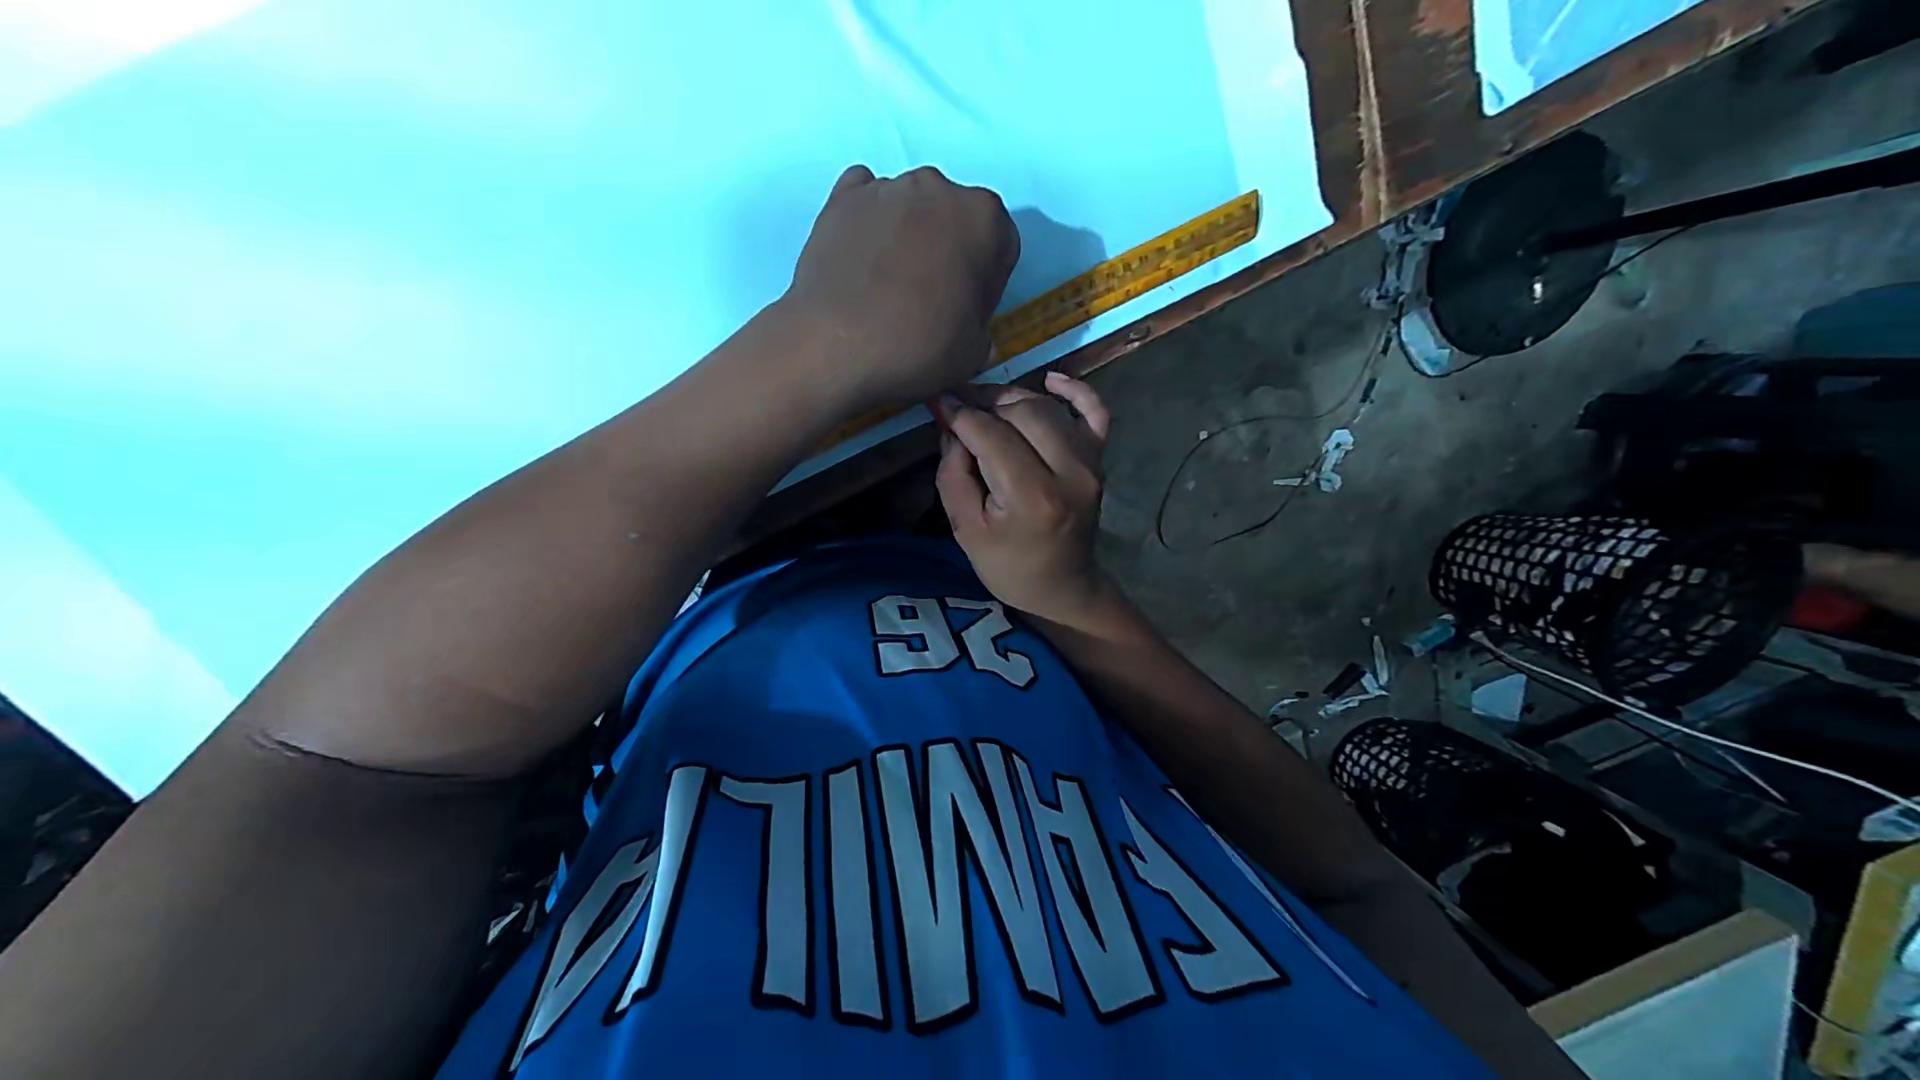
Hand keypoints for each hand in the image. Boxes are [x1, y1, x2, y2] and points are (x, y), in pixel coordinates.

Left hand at [779, 165, 1019, 414]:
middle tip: (931, 297)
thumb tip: (969, 331)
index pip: (1000, 243)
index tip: (969, 306)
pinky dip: (867, 220)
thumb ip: (979, 328)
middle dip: (948, 248)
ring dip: (908, 234)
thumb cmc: (919, 348)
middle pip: (954, 217)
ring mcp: (887, 187)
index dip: (987, 279)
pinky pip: (865, 199)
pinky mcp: (842, 197)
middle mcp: (939, 187)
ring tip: (888, 283)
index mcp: (985, 218)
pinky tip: (861, 255)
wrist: (837, 346)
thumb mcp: (974, 352)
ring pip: (910, 207)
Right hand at [936, 372, 1114, 627]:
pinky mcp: (1100, 460)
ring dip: (1012, 398)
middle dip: (984, 402)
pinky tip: (1049, 379)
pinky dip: (1074, 390)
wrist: (1061, 586)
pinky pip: (1094, 411)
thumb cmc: (1007, 566)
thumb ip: (953, 472)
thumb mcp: (965, 528)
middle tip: (957, 404)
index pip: (990, 434)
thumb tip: (953, 423)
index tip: (938, 402)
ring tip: (984, 403)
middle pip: (1021, 412)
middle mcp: (1069, 472)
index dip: (960, 413)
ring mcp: (1091, 463)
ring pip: (1048, 408)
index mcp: (1032, 496)